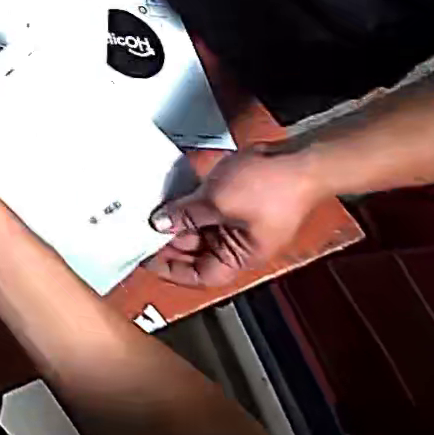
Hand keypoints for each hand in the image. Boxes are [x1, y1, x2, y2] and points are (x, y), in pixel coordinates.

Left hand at [143, 145, 325, 287]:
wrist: (295, 159)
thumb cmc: (268, 187)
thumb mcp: (217, 203)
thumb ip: (186, 215)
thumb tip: (160, 225)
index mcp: (239, 256)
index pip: (200, 275)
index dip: (171, 270)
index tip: (146, 258)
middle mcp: (237, 243)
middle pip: (195, 251)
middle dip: (168, 241)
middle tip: (138, 229)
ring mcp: (236, 221)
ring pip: (196, 228)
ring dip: (174, 220)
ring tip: (147, 211)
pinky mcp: (233, 199)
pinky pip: (203, 208)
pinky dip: (185, 204)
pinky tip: (165, 194)